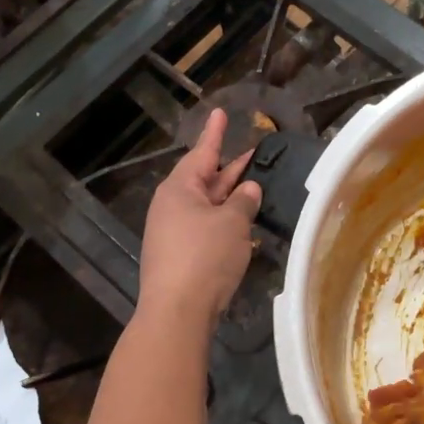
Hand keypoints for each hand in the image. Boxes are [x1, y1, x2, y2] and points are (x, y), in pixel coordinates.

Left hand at [138, 109, 262, 322]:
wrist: (177, 311)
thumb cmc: (204, 257)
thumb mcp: (232, 224)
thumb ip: (244, 202)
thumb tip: (249, 189)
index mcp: (179, 189)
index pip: (202, 152)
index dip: (215, 133)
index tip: (220, 113)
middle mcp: (172, 206)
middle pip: (204, 179)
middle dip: (228, 168)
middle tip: (251, 153)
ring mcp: (172, 232)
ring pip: (206, 206)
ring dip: (229, 196)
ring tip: (252, 184)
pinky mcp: (179, 256)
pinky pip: (204, 227)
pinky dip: (223, 220)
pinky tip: (240, 222)